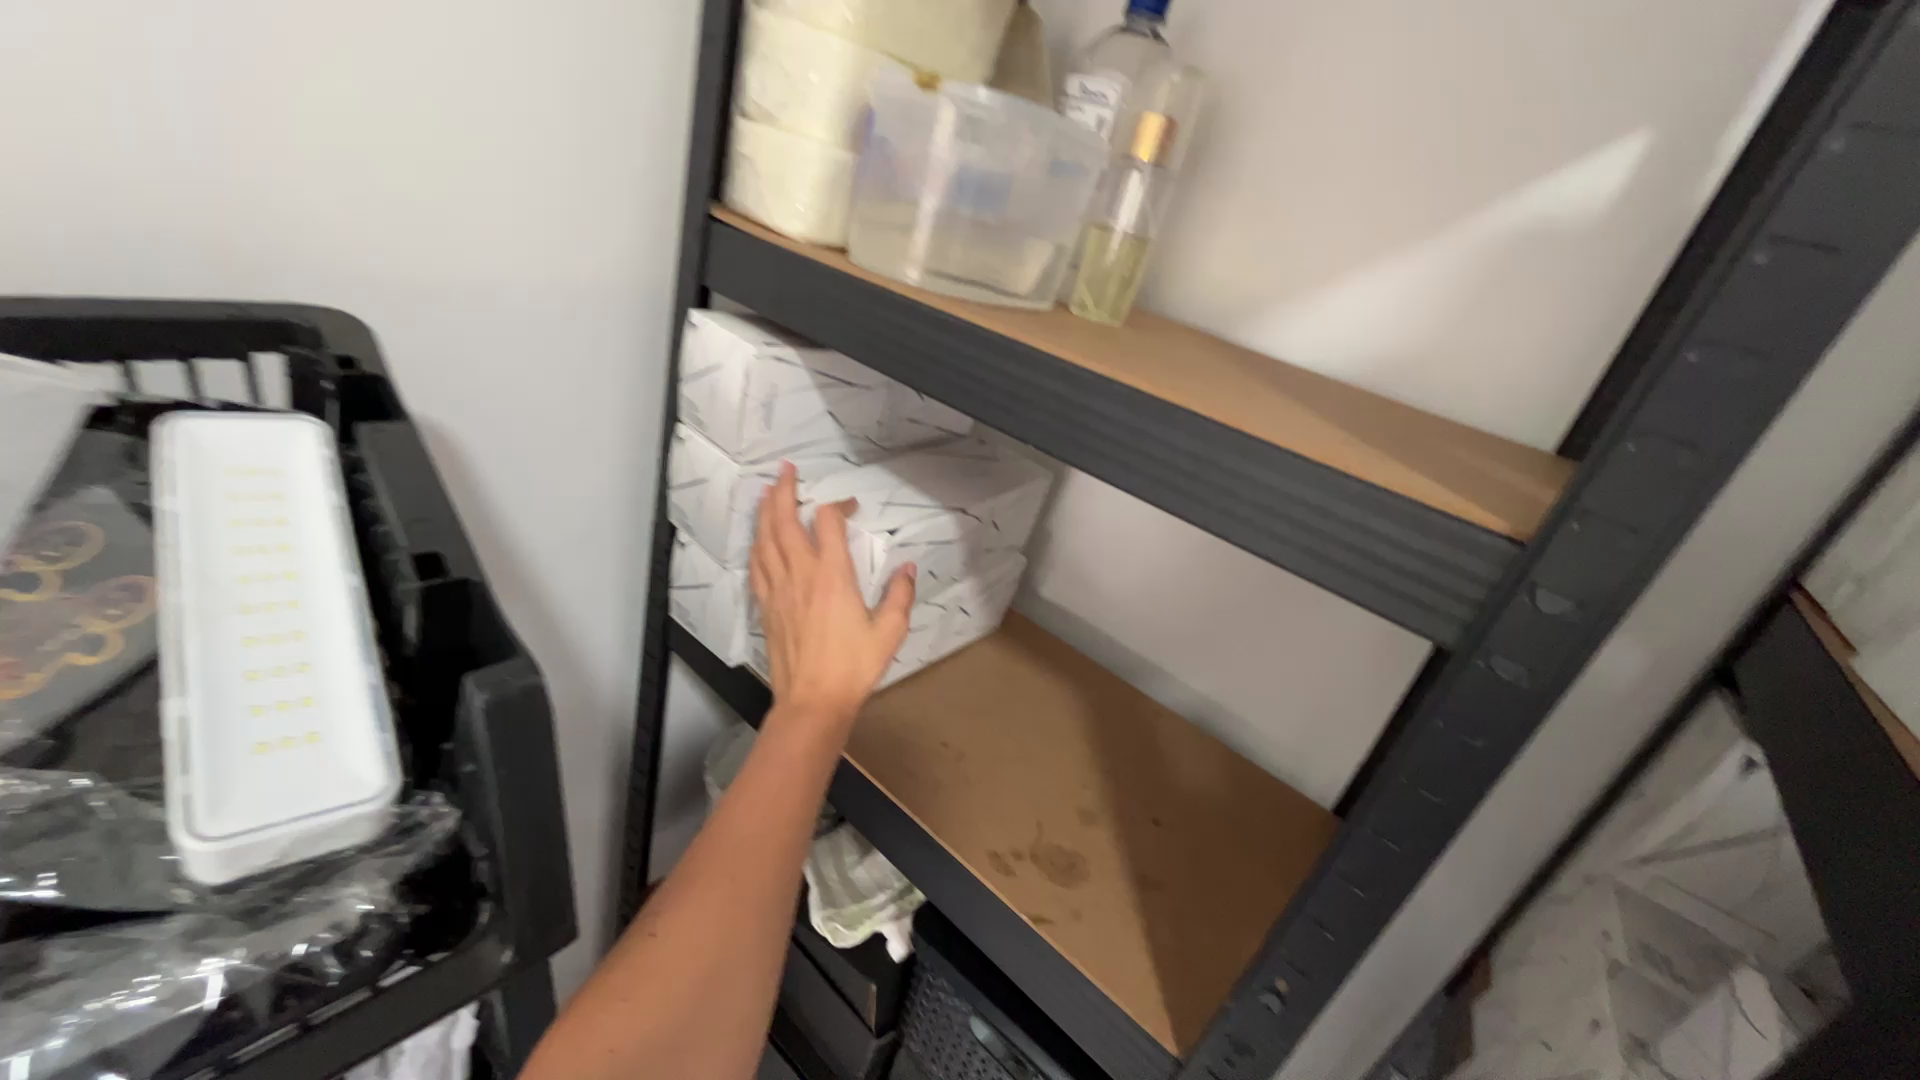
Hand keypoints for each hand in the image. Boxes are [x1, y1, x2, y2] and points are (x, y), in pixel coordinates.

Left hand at [750, 462, 915, 729]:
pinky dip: (756, 545)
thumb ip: (900, 596)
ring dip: (764, 512)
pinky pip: (756, 565)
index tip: (850, 508)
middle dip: (784, 491)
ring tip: (765, 492)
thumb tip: (908, 568)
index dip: (837, 507)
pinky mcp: (766, 606)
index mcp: (833, 576)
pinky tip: (757, 539)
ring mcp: (778, 589)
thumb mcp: (889, 632)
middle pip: (784, 521)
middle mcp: (801, 574)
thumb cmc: (854, 667)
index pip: (827, 523)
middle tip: (785, 470)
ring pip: (764, 539)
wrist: (813, 701)